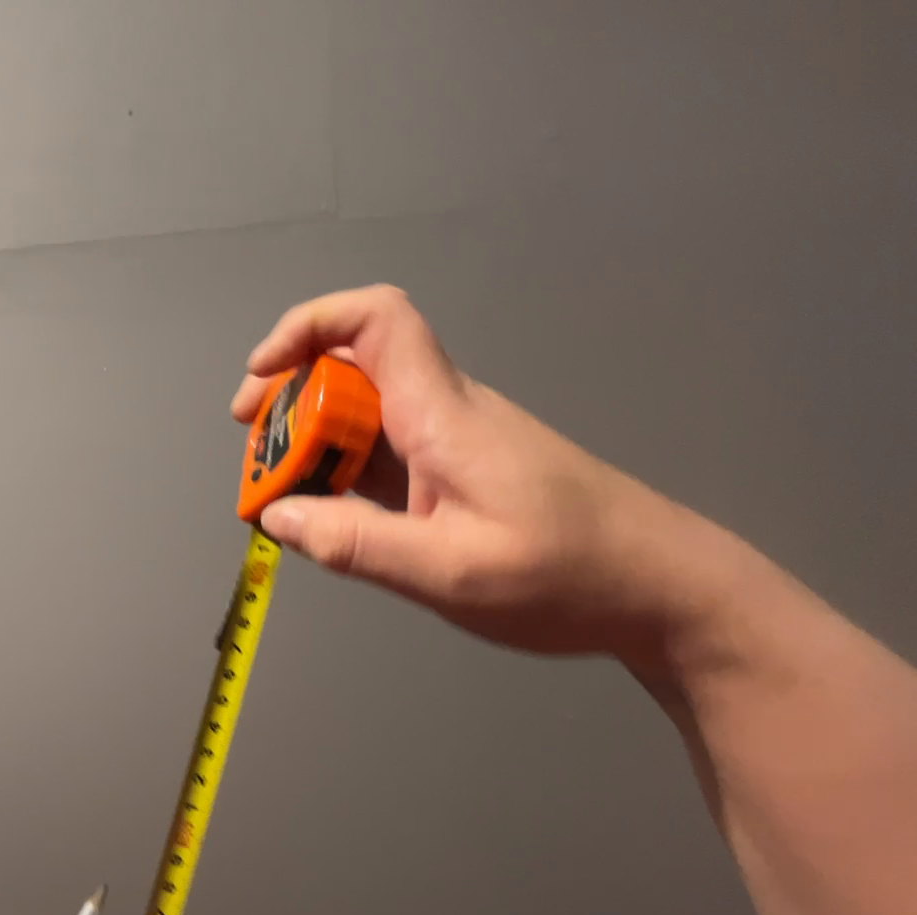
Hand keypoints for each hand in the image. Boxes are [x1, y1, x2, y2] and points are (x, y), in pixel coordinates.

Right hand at [232, 285, 721, 659]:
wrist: (665, 591)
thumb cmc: (569, 576)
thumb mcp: (450, 572)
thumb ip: (355, 544)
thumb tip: (274, 516)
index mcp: (442, 415)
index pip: (375, 321)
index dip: (307, 327)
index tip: (260, 374)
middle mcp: (440, 412)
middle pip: (348, 367)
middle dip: (286, 397)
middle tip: (251, 451)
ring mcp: (444, 443)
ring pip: (356, 411)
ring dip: (304, 441)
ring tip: (272, 492)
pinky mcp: (447, 473)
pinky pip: (374, 452)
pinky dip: (333, 471)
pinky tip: (319, 511)